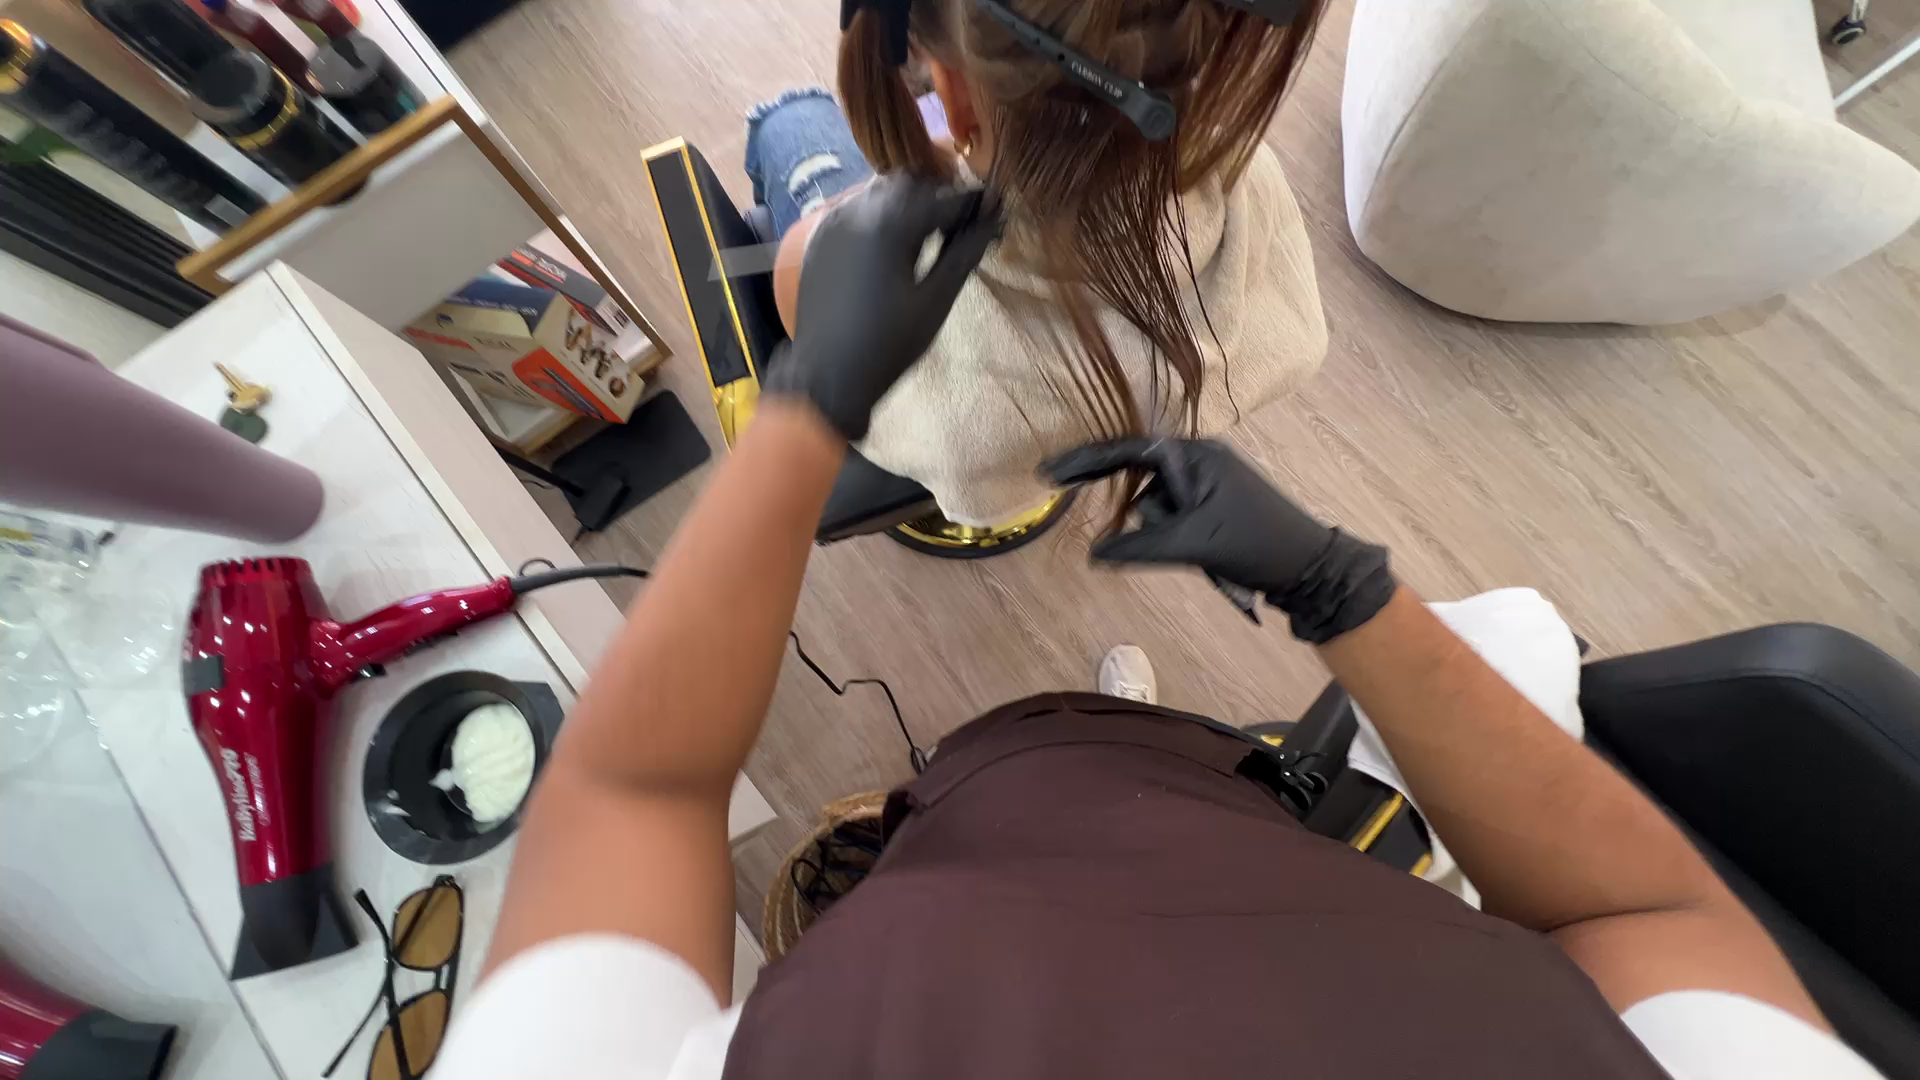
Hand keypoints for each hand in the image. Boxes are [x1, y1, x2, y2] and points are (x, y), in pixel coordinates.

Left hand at [765, 173, 999, 440]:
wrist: (828, 375)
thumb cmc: (889, 345)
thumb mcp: (935, 301)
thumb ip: (964, 253)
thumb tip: (992, 220)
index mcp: (891, 223)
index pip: (945, 199)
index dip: (975, 203)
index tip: (996, 209)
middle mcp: (859, 209)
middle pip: (911, 183)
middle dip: (940, 195)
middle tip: (962, 222)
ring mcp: (834, 222)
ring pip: (881, 193)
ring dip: (909, 204)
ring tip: (928, 236)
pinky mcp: (820, 239)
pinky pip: (858, 211)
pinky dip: (882, 218)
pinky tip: (893, 247)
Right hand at [1042, 438, 1396, 643]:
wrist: (1309, 567)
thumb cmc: (1254, 545)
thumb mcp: (1191, 545)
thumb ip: (1138, 546)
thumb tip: (1093, 553)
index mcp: (1194, 455)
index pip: (1128, 450)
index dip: (1085, 461)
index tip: (1048, 475)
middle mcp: (1198, 458)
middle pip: (1141, 477)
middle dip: (1134, 509)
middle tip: (1107, 520)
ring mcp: (1207, 479)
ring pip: (1156, 501)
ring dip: (1158, 528)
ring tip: (1193, 552)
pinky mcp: (1212, 501)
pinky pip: (1172, 512)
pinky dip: (1168, 532)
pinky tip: (1187, 552)